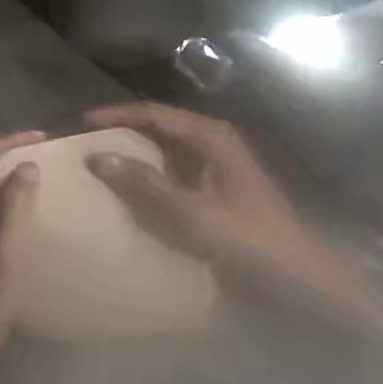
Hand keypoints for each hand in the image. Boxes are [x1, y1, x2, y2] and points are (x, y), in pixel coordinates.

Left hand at [0, 130, 45, 330]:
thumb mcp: (7, 253)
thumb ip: (16, 207)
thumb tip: (27, 165)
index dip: (8, 142)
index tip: (41, 138)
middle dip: (7, 152)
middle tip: (42, 149)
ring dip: (6, 173)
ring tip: (38, 169)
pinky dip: (5, 194)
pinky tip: (26, 204)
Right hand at [83, 103, 314, 279]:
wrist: (298, 270)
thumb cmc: (249, 238)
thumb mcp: (192, 211)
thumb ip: (146, 183)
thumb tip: (98, 157)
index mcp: (211, 136)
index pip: (155, 113)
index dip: (118, 114)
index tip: (85, 121)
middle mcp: (215, 138)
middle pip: (162, 121)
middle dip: (125, 126)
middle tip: (90, 137)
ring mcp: (219, 158)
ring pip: (169, 140)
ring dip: (137, 144)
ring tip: (105, 153)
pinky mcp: (218, 179)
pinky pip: (177, 161)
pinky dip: (152, 164)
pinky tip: (135, 178)